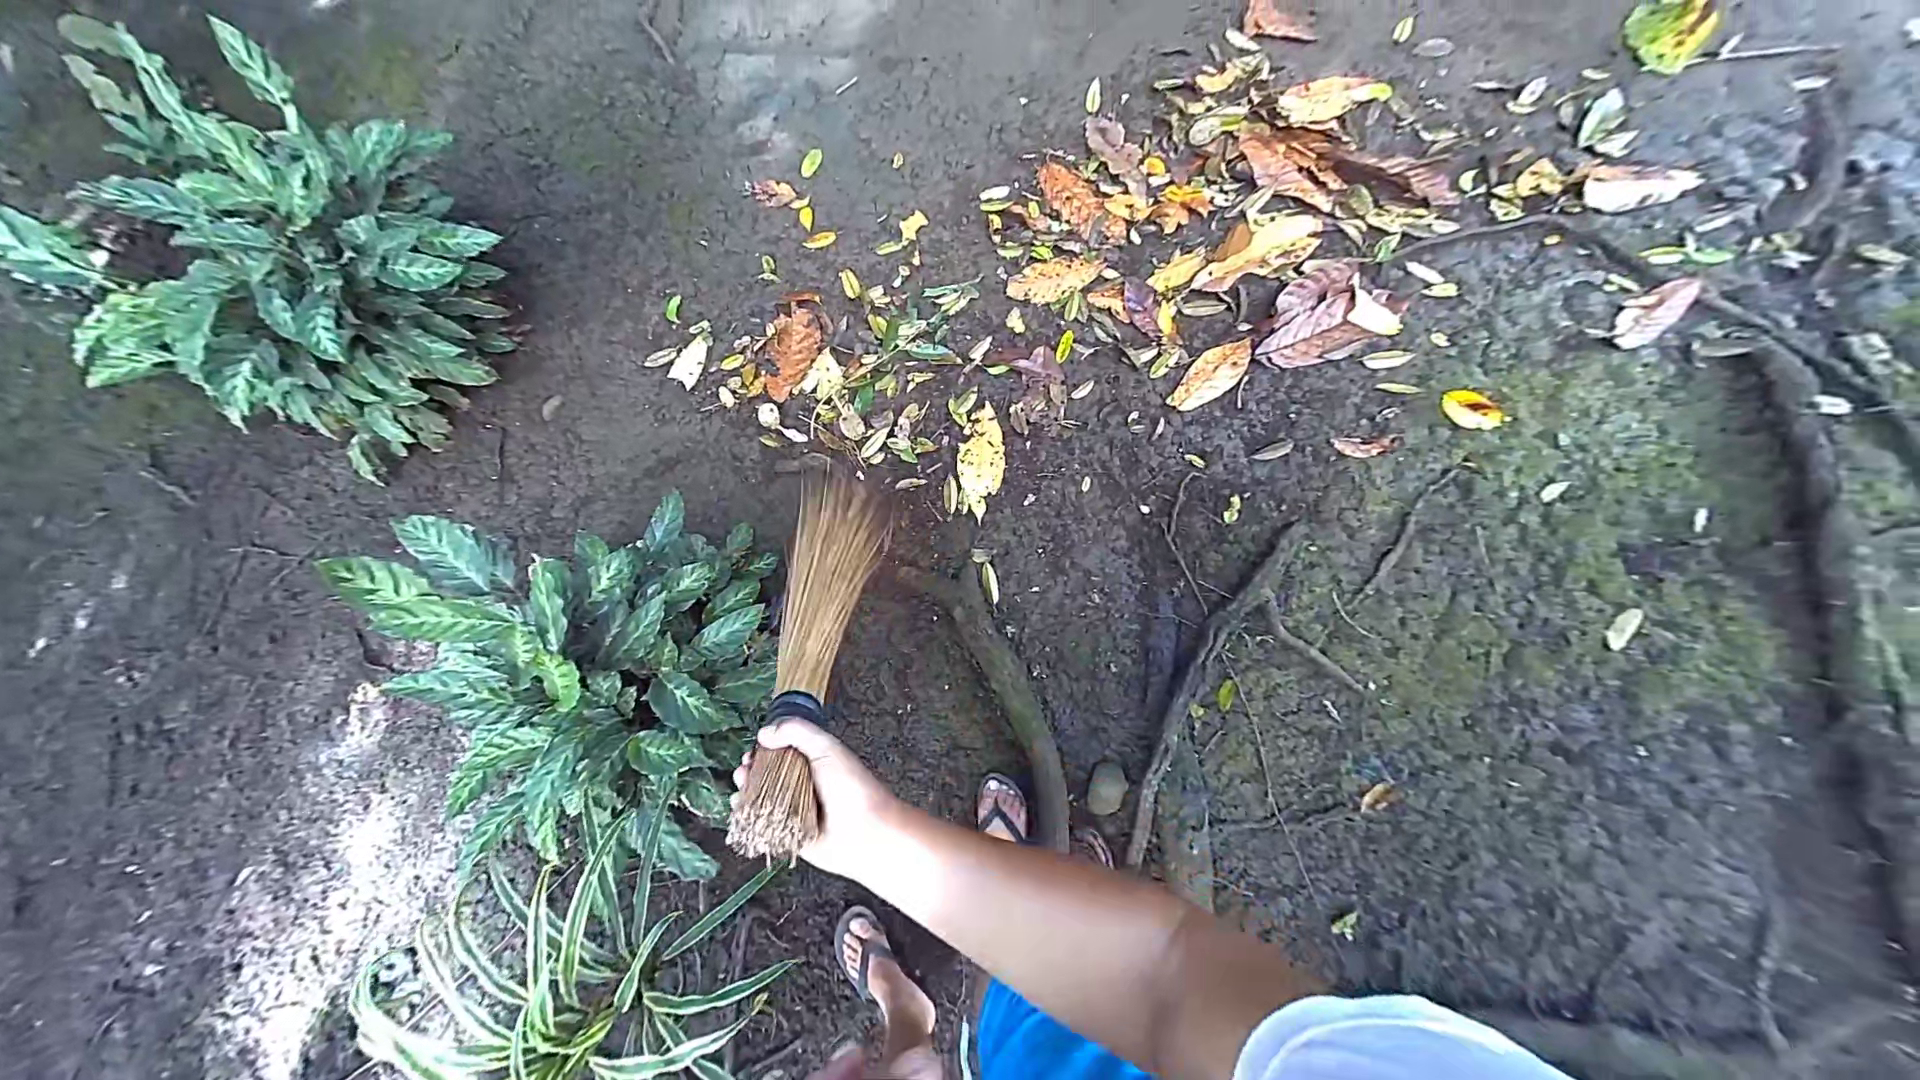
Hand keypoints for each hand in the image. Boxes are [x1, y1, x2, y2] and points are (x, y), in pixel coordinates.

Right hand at [731, 717, 903, 880]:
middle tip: (745, 769)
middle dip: (751, 771)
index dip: (764, 750)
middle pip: (767, 775)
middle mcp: (802, 785)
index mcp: (813, 761)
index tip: (753, 750)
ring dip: (746, 792)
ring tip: (740, 786)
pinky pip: (762, 826)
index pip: (781, 752)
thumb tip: (765, 732)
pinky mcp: (787, 836)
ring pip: (761, 799)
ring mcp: (794, 811)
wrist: (866, 831)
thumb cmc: (851, 786)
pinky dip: (748, 818)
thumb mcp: (827, 747)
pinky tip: (739, 809)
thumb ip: (798, 732)